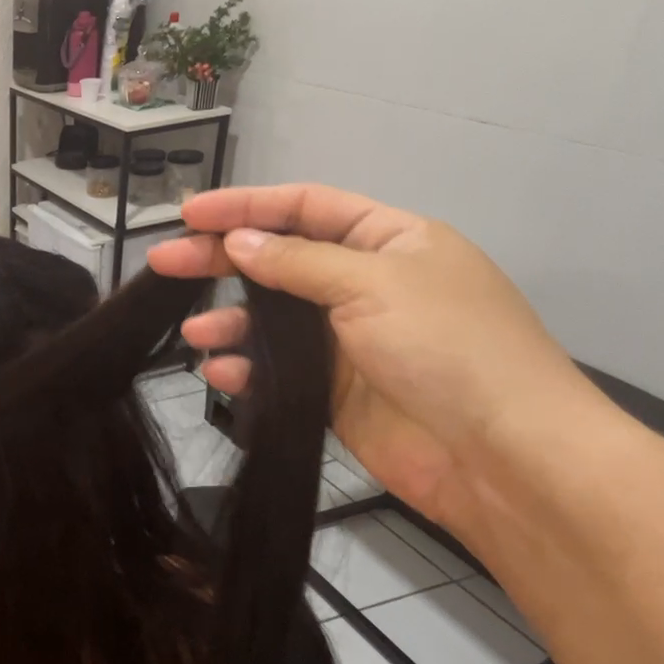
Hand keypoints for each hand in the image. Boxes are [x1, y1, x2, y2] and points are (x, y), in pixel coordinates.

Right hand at [149, 184, 601, 529]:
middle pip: (278, 261)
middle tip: (163, 263)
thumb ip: (297, 262)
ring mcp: (348, 341)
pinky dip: (246, 370)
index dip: (246, 207)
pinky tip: (222, 373)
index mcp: (390, 241)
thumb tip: (237, 242)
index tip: (189, 214)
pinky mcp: (333, 392)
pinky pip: (276, 371)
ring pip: (270, 321)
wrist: (501, 455)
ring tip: (192, 334)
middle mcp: (365, 284)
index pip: (306, 208)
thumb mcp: (372, 285)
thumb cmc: (448, 348)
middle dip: (220, 261)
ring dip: (229, 324)